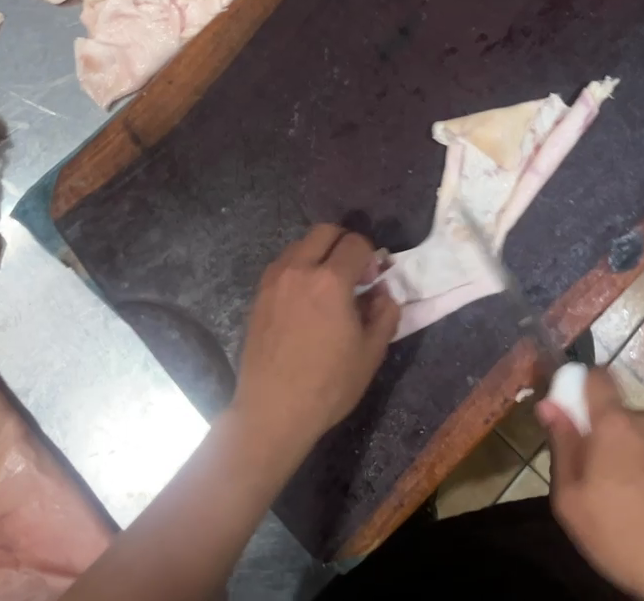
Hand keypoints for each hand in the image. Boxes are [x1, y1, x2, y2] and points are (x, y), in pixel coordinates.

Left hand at [230, 224, 400, 454]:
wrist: (273, 411)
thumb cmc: (328, 385)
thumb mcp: (371, 353)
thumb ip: (384, 314)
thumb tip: (383, 293)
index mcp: (330, 281)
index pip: (355, 243)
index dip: (371, 256)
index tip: (373, 281)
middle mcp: (298, 270)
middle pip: (324, 232)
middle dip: (344, 243)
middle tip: (353, 274)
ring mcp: (273, 281)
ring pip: (299, 245)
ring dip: (319, 254)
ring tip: (327, 287)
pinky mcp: (258, 296)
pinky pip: (282, 266)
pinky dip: (298, 269)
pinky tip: (305, 301)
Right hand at [538, 369, 643, 600]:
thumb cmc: (622, 535)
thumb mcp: (572, 499)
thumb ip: (561, 445)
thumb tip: (549, 405)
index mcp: (614, 423)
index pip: (598, 376)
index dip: (581, 385)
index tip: (572, 413)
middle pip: (618, 413)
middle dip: (604, 434)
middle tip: (595, 475)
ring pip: (642, 437)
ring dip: (630, 455)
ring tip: (626, 500)